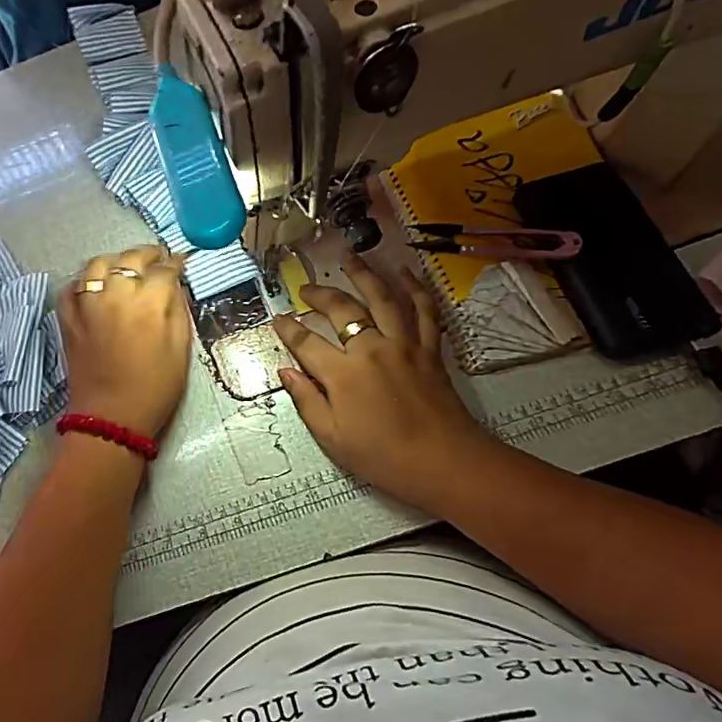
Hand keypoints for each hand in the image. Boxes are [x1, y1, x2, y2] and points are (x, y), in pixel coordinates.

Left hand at [60, 244, 192, 437]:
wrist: (112, 417)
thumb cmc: (155, 388)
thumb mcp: (181, 349)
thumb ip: (178, 310)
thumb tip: (175, 286)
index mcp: (149, 303)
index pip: (165, 269)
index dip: (176, 264)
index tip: (180, 264)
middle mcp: (116, 294)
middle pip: (131, 258)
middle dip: (148, 255)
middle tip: (158, 259)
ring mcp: (88, 304)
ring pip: (98, 264)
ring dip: (115, 260)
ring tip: (125, 268)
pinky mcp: (68, 318)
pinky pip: (72, 286)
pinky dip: (85, 280)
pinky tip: (96, 286)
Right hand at [273, 255, 494, 508]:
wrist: (444, 463)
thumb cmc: (383, 457)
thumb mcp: (333, 439)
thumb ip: (307, 401)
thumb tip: (286, 371)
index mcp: (343, 374)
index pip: (306, 343)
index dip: (288, 329)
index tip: (277, 318)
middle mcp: (372, 349)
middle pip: (342, 310)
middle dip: (319, 295)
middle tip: (306, 288)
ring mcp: (404, 344)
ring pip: (382, 298)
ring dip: (364, 275)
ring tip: (350, 258)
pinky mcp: (430, 349)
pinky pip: (424, 310)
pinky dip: (416, 289)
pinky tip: (405, 273)